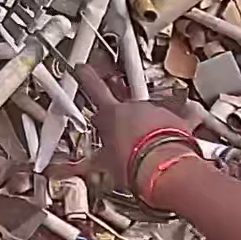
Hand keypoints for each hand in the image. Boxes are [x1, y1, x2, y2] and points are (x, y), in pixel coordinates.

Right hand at [66, 63, 202, 206]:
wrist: (166, 169)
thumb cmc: (133, 164)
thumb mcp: (104, 164)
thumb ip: (84, 164)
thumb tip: (60, 171)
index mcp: (112, 113)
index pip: (95, 90)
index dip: (87, 78)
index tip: (82, 68)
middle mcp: (135, 107)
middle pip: (125, 106)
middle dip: (123, 117)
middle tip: (122, 134)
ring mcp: (158, 112)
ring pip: (150, 114)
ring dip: (147, 126)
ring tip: (146, 148)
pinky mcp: (179, 120)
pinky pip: (180, 119)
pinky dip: (179, 126)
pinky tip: (179, 136)